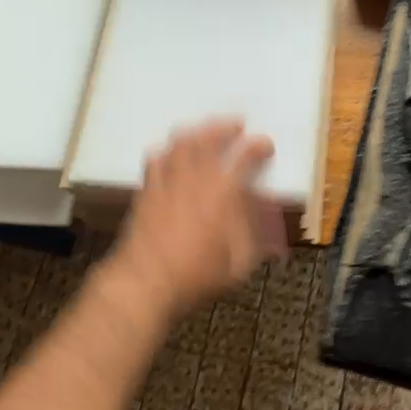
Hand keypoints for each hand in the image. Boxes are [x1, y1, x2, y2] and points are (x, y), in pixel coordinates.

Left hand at [104, 120, 288, 319]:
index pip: (245, 156)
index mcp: (223, 192)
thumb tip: (263, 212)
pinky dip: (165, 150)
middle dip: (226, 127)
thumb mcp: (237, 263)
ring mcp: (168, 181)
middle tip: (237, 125)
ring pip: (181, 142)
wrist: (144, 284)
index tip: (266, 146)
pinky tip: (169, 154)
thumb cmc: (196, 277)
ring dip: (197, 132)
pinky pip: (155, 158)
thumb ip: (252, 232)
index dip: (259, 146)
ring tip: (205, 132)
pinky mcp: (147, 190)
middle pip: (210, 137)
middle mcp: (195, 178)